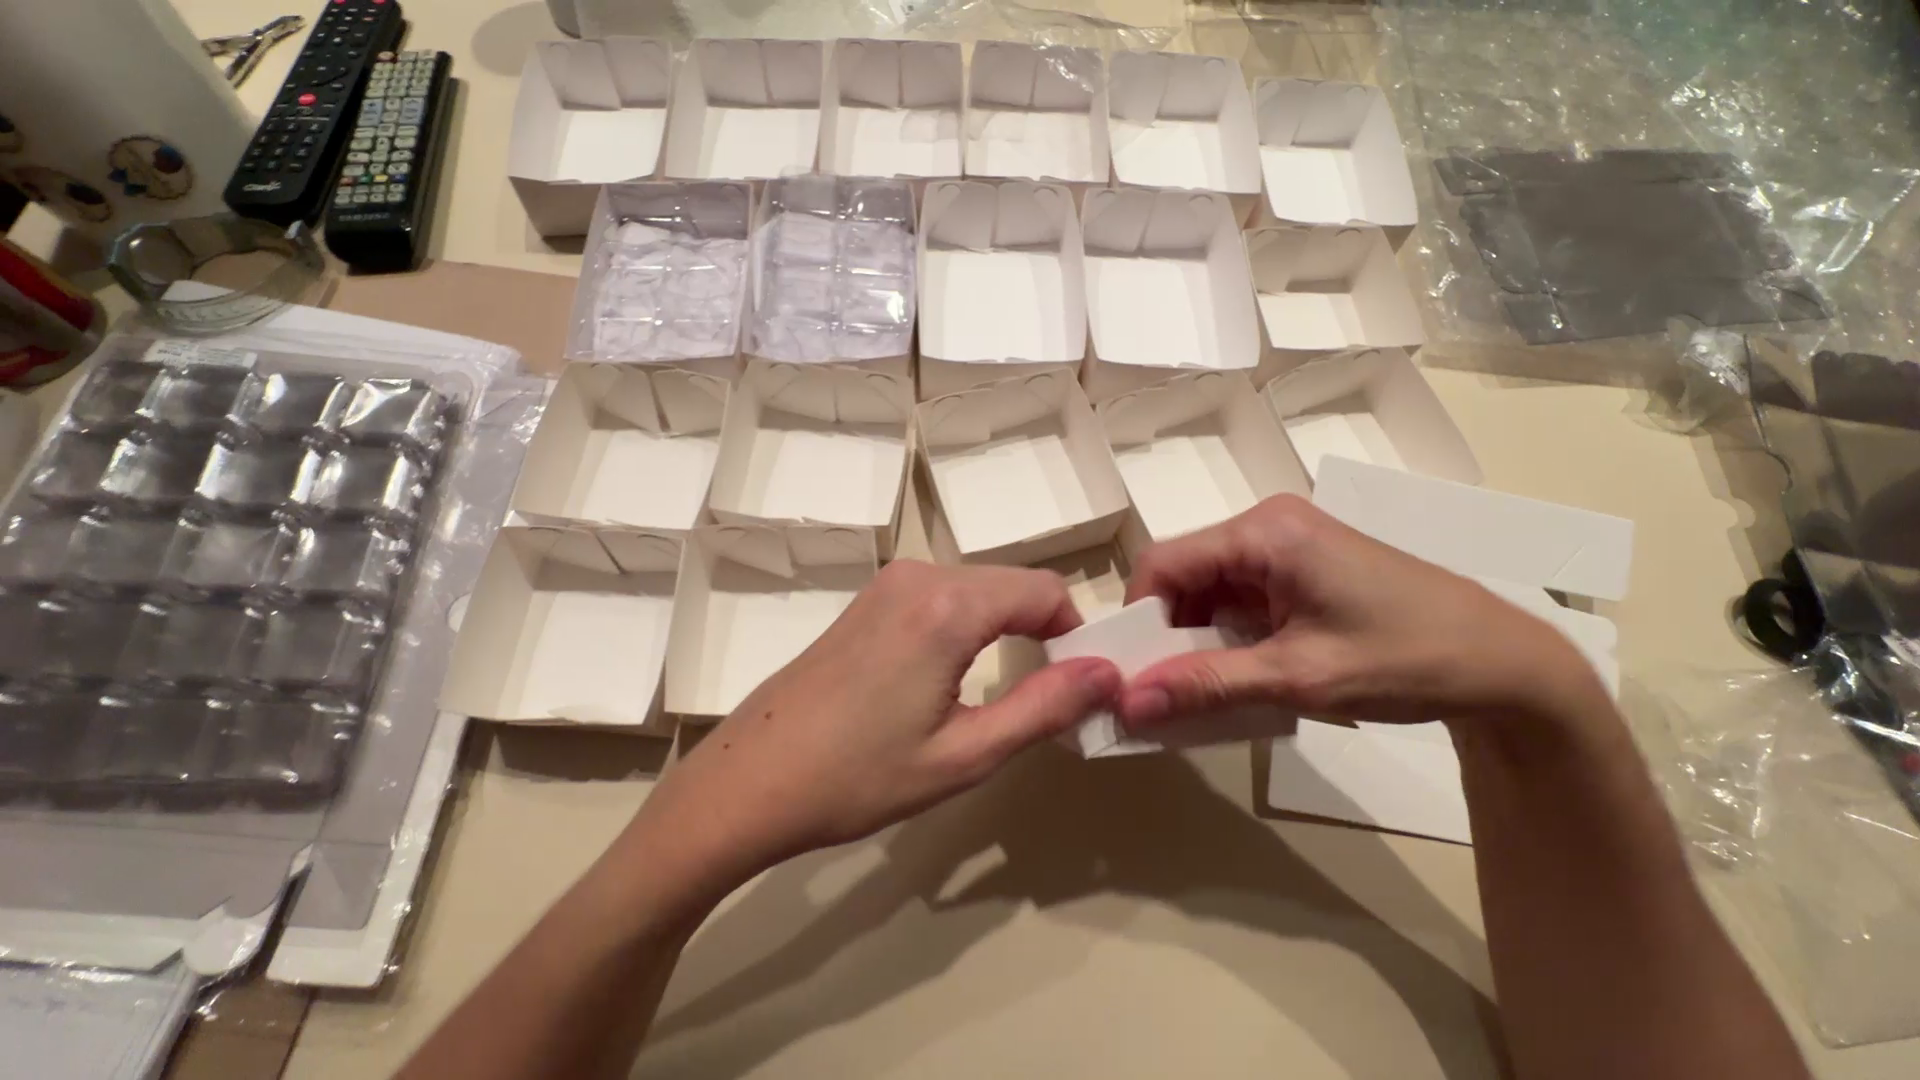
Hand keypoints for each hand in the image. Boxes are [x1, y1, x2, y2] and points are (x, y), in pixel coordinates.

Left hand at [645, 560, 1120, 889]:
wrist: (750, 782)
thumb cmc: (858, 777)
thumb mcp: (964, 755)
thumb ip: (1043, 707)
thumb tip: (1106, 672)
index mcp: (946, 606)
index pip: (1044, 591)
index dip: (1076, 633)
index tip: (1083, 683)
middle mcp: (917, 576)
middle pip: (1011, 584)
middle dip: (1044, 630)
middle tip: (1053, 696)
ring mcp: (885, 585)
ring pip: (976, 588)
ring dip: (1006, 627)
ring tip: (1009, 691)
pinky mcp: (865, 602)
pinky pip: (940, 597)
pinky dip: (968, 625)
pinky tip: (956, 677)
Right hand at [1118, 495, 1605, 732]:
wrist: (1506, 666)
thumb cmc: (1405, 659)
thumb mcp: (1298, 677)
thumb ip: (1208, 684)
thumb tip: (1129, 703)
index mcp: (1265, 532)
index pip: (1163, 562)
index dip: (1137, 617)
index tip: (1131, 673)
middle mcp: (1269, 527)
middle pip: (1184, 575)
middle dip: (1167, 633)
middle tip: (1161, 692)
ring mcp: (1289, 548)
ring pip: (1209, 591)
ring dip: (1197, 640)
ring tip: (1198, 693)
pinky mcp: (1304, 573)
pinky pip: (1241, 600)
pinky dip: (1228, 639)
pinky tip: (1236, 678)